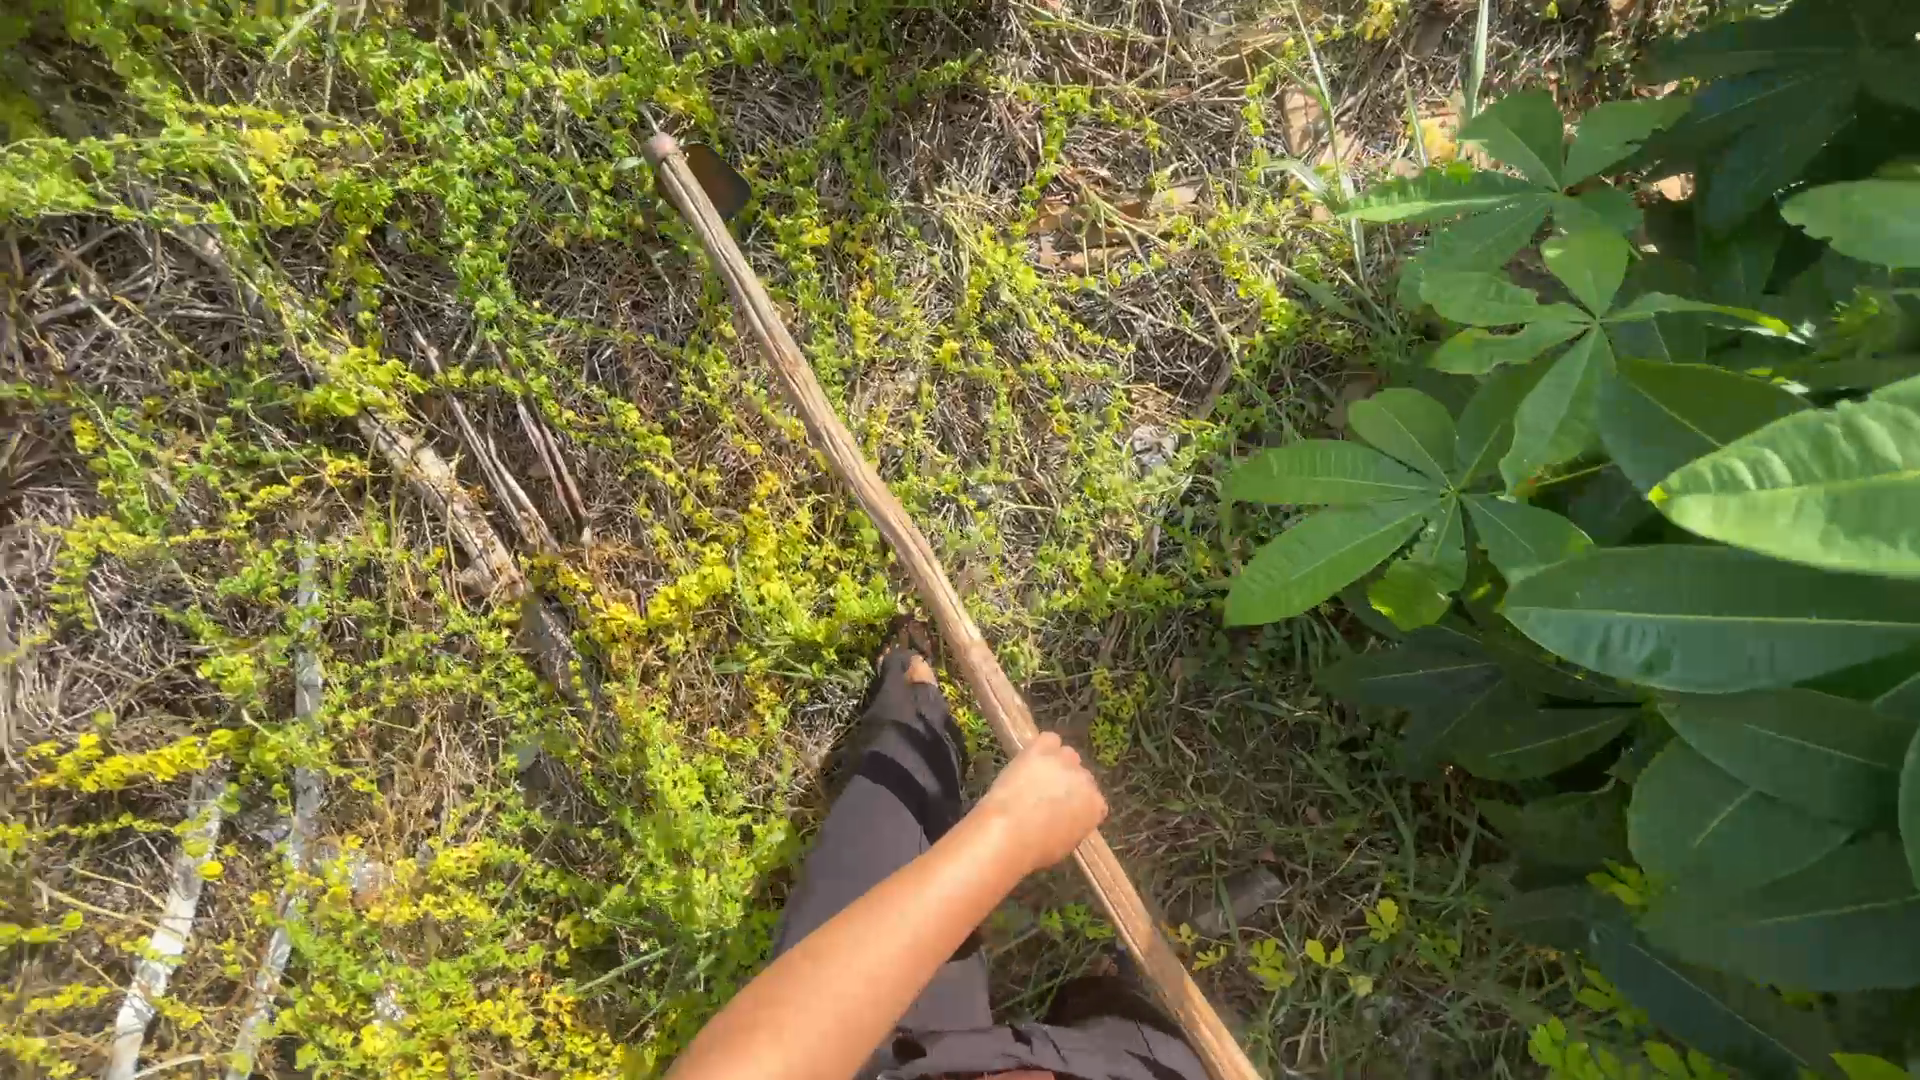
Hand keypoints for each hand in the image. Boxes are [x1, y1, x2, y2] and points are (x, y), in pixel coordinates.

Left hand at [972, 731, 1107, 874]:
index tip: (1064, 810)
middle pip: (1082, 775)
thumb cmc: (1036, 848)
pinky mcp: (1042, 749)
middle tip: (1047, 794)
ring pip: (1067, 755)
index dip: (1078, 804)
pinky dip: (1042, 747)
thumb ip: (1074, 824)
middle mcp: (1086, 780)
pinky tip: (1031, 759)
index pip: (1095, 800)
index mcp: (1096, 806)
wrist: (1009, 830)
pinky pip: (1049, 739)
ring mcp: (1065, 761)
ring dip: (1057, 764)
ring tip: (1038, 776)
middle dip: (1068, 784)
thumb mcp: (1065, 844)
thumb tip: (1067, 817)